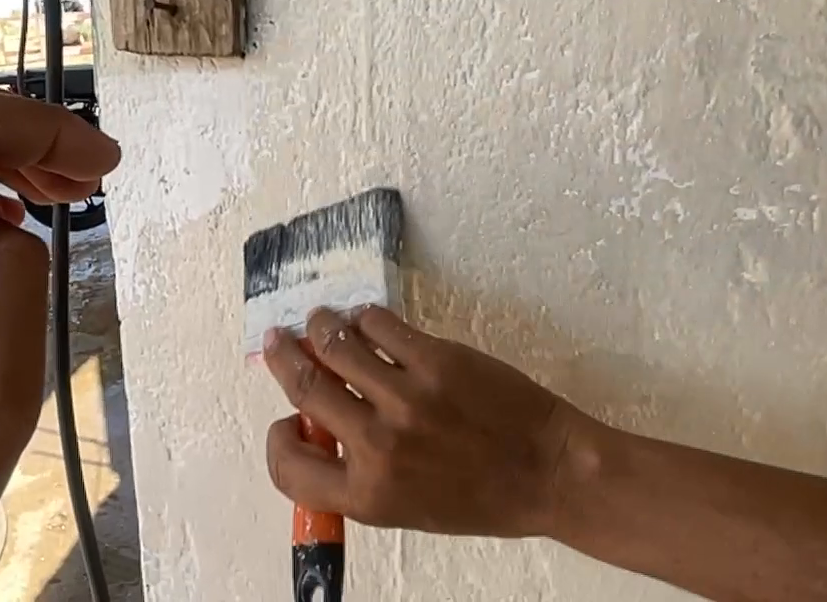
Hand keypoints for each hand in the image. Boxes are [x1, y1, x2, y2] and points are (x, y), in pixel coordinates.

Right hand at [262, 306, 603, 539]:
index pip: (288, 466)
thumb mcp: (406, 507)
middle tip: (278, 339)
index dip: (279, 438)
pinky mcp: (433, 360)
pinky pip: (378, 324)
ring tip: (322, 320)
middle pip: (303, 385)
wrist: (548, 472)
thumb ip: (357, 471)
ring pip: (336, 342)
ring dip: (320, 325)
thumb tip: (318, 420)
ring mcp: (405, 398)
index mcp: (367, 495)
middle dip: (282, 355)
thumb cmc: (478, 497)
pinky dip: (365, 318)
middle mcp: (377, 446)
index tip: (287, 419)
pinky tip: (368, 322)